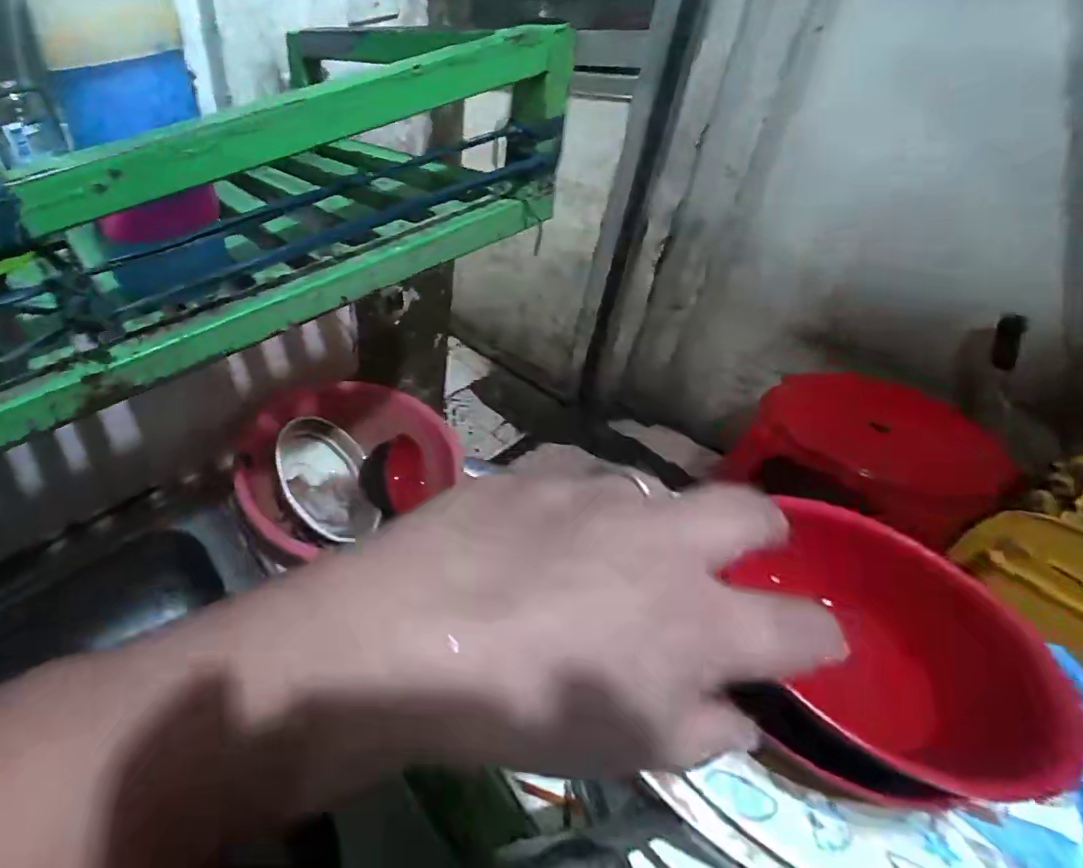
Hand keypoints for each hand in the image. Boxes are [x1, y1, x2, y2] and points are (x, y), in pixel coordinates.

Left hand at [224, 475, 845, 777]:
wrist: (401, 633)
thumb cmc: (518, 707)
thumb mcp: (629, 747)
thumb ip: (703, 726)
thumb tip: (728, 703)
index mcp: (703, 619)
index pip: (810, 625)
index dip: (809, 640)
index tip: (786, 647)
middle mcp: (654, 538)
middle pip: (750, 509)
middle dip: (758, 535)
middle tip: (721, 559)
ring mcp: (578, 494)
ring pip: (645, 479)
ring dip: (643, 511)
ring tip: (603, 538)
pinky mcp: (512, 473)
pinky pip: (565, 465)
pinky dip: (570, 489)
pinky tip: (540, 512)